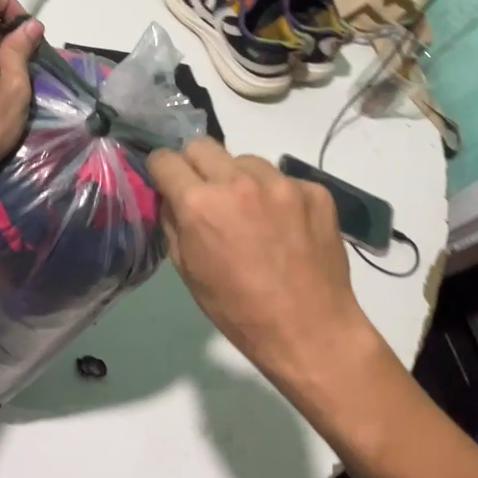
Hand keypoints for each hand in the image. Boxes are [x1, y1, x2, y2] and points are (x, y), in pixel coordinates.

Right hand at [148, 138, 376, 378]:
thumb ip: (173, 222)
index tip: (169, 184)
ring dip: (239, 179)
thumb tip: (171, 196)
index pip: (165, 159)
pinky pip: (282, 179)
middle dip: (196, 166)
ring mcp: (281, 183)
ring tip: (253, 216)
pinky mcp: (314, 190)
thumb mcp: (187, 269)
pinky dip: (276, 196)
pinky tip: (285, 227)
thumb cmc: (238, 309)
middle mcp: (238, 182)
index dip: (162, 171)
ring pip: (245, 160)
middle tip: (208, 196)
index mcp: (199, 203)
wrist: (311, 331)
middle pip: (202, 145)